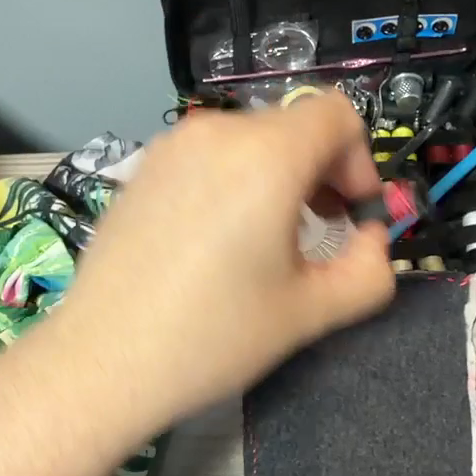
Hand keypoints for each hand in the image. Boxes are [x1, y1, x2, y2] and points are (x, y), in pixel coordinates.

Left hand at [55, 92, 394, 431]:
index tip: (353, 215)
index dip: (360, 161)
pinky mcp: (143, 168)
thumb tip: (372, 239)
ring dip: (278, 177)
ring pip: (251, 139)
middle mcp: (217, 133)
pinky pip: (209, 156)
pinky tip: (217, 239)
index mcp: (266, 156)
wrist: (102, 361)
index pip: (337, 114)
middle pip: (294, 126)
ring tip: (268, 239)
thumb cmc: (213, 336)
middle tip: (321, 233)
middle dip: (322, 173)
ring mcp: (171, 146)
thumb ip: (370, 269)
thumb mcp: (311, 311)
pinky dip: (232, 180)